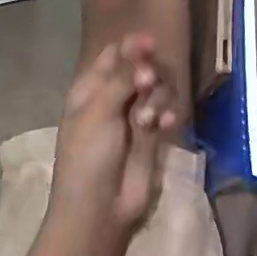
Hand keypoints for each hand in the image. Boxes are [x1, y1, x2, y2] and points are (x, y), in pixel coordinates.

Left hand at [50, 34, 178, 236]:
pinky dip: (169, 113)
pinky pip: (168, 110)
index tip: (150, 44)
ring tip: (150, 119)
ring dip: (158, 96)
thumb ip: (123, 76)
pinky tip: (166, 124)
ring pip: (159, 87)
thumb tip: (144, 46)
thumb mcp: (98, 111)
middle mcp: (114, 97)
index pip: (115, 53)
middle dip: (149, 73)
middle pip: (143, 66)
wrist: (99, 210)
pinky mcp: (154, 134)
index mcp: (91, 88)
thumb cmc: (88, 157)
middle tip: (146, 84)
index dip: (133, 46)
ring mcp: (135, 116)